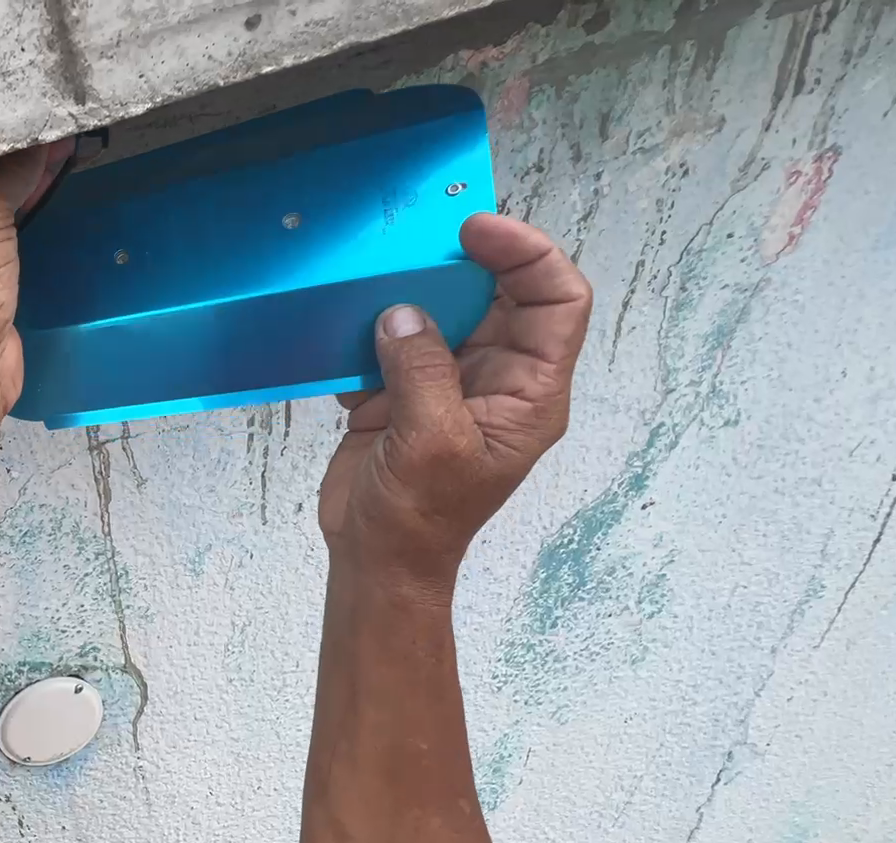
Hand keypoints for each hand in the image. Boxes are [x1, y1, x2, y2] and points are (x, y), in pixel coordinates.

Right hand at [318, 213, 592, 590]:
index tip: (474, 233)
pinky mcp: (394, 402)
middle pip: (491, 304)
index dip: (527, 257)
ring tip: (366, 293)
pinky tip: (341, 353)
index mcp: (526, 392)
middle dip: (456, 275)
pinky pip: (384, 355)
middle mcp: (490, 382)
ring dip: (400, 307)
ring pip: (432, 325)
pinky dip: (361, 346)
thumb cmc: (421, 512)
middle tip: (409, 252)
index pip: (554, 303)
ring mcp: (439, 391)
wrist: (376, 558)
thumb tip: (400, 313)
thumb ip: (422, 371)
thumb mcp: (432, 440)